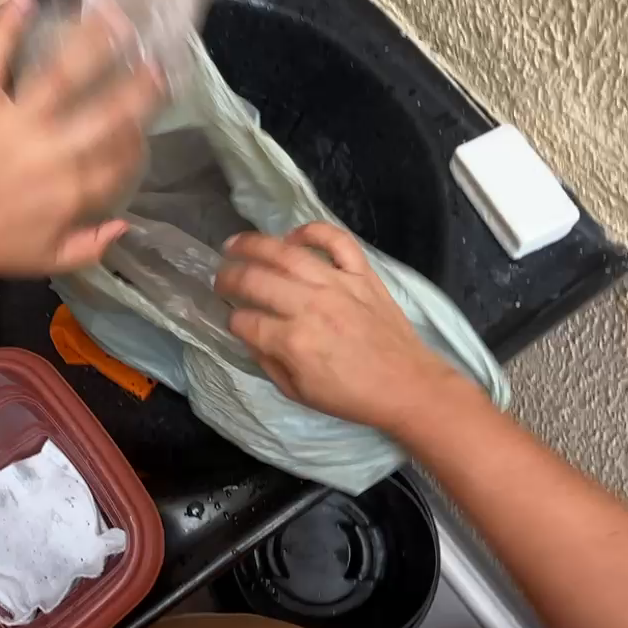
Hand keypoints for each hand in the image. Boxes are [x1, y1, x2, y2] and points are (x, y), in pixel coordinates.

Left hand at [0, 0, 162, 280]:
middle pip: (107, 111)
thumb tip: (126, 223)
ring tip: (113, 9)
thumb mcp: (49, 261)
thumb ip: (92, 245)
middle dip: (139, 84)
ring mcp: (15, 122)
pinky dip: (5, 27)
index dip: (139, 140)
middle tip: (159, 57)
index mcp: (72, 191)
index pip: (121, 158)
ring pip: (59, 75)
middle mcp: (52, 150)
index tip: (145, 126)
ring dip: (89, 40)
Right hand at [215, 223, 475, 432]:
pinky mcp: (361, 274)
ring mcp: (337, 284)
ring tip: (234, 244)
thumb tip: (248, 334)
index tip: (231, 320)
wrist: (407, 386)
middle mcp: (310, 306)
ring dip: (253, 244)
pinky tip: (292, 237)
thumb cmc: (350, 396)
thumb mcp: (296, 391)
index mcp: (292, 342)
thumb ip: (266, 360)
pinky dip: (312, 231)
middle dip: (228, 277)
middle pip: (255, 279)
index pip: (244, 320)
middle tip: (219, 278)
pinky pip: (335, 240)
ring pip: (286, 253)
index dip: (231, 319)